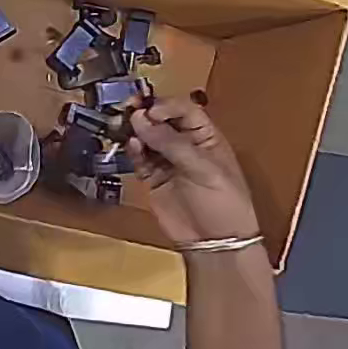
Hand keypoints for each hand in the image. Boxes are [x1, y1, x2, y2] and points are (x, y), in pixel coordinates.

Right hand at [128, 97, 260, 244]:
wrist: (214, 242)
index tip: (149, 109)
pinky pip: (139, 158)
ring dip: (135, 131)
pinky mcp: (153, 178)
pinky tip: (132, 148)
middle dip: (146, 114)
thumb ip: (171, 143)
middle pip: (161, 120)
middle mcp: (185, 144)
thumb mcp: (204, 169)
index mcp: (205, 136)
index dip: (166, 106)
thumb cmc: (222, 202)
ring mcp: (167, 161)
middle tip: (129, 109)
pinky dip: (133, 151)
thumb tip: (140, 119)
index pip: (184, 110)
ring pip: (147, 138)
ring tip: (126, 128)